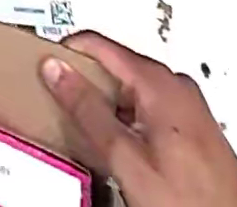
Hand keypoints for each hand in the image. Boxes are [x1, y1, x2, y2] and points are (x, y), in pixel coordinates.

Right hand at [40, 32, 236, 206]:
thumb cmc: (188, 204)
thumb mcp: (126, 159)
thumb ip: (88, 110)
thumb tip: (57, 69)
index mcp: (159, 82)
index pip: (100, 45)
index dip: (68, 51)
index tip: (43, 65)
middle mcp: (175, 84)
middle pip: (116, 65)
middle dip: (85, 81)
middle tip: (57, 103)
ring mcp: (187, 104)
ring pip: (131, 88)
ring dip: (105, 103)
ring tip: (84, 132)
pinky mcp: (193, 125)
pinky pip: (148, 105)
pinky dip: (126, 118)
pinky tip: (117, 148)